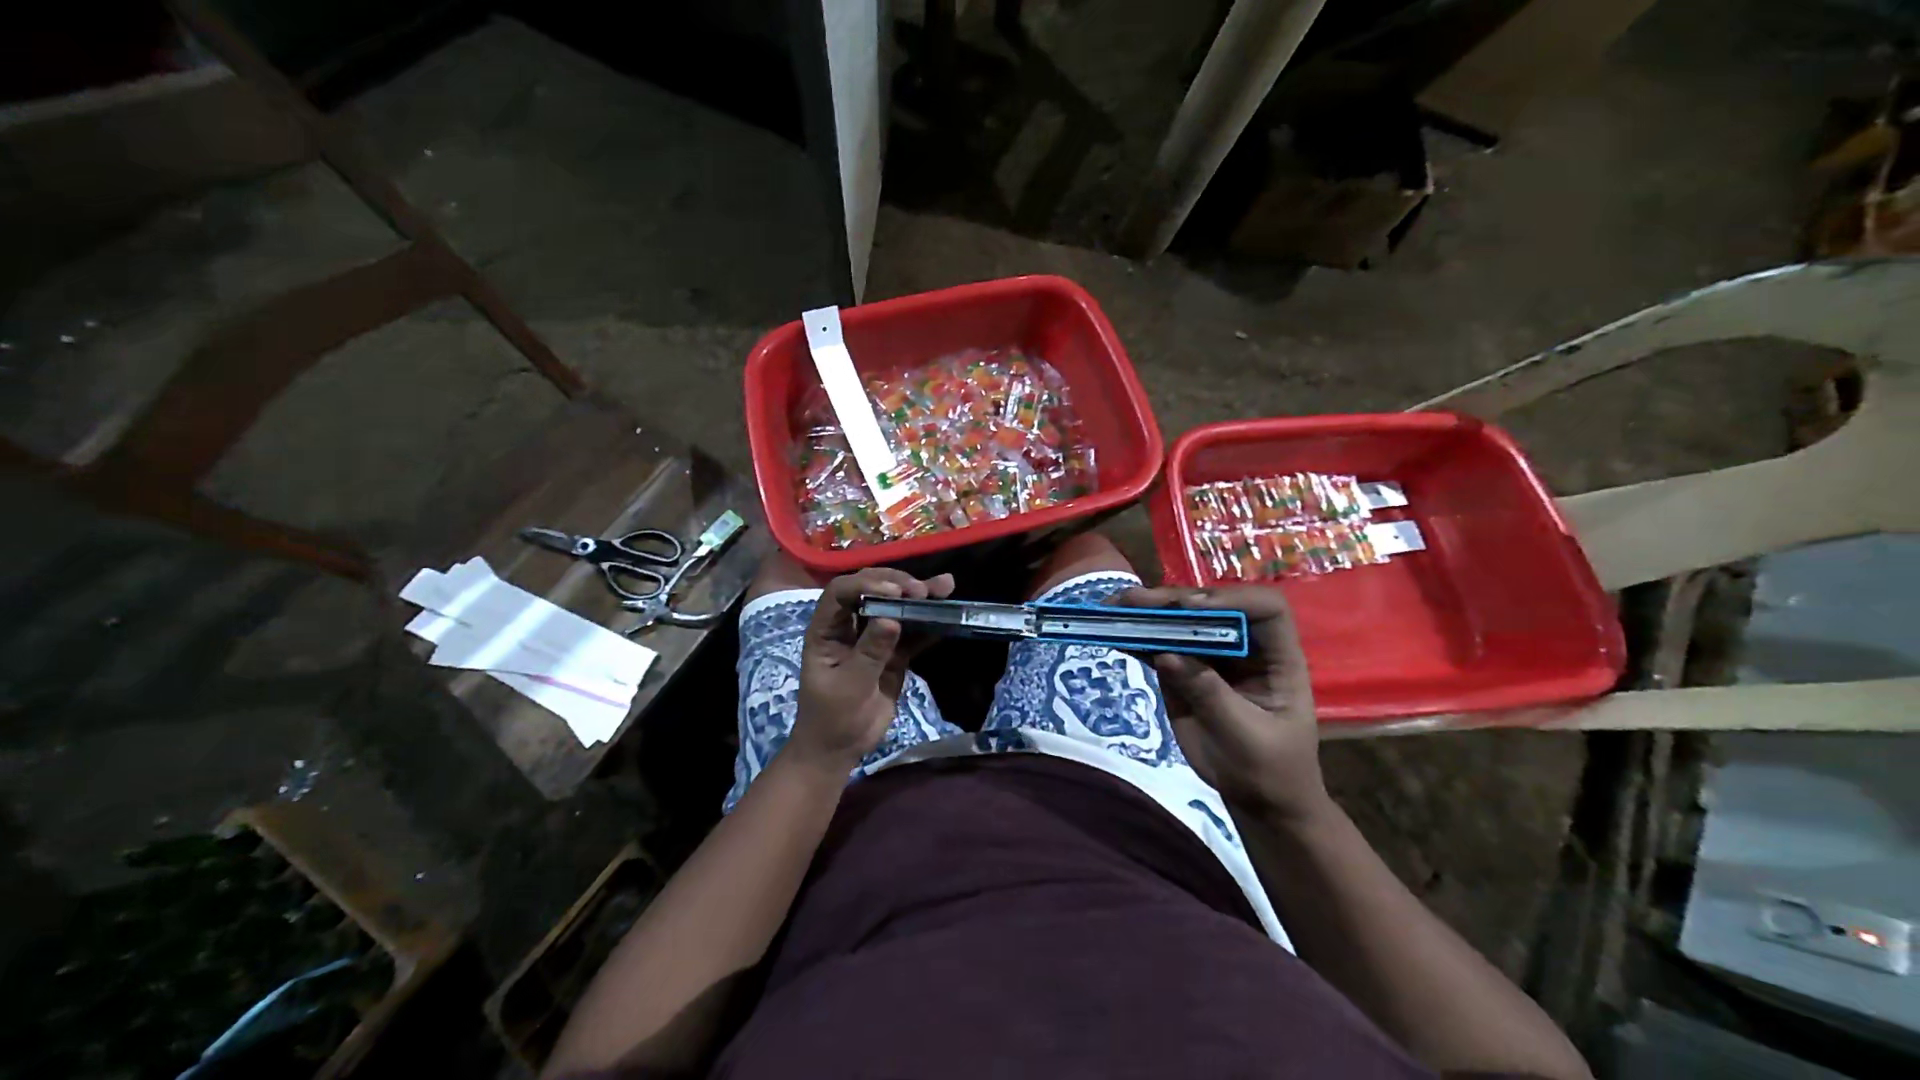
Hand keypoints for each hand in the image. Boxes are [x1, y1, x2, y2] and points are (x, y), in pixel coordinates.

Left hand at [788, 568, 953, 772]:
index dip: (867, 584)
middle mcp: (848, 626)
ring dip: (919, 597)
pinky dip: (928, 623)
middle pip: (871, 591)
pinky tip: (947, 614)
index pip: (841, 593)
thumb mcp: (849, 686)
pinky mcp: (892, 653)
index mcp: (826, 629)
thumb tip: (892, 620)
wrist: (839, 749)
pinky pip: (911, 633)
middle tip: (922, 590)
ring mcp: (872, 638)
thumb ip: (870, 652)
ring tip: (945, 586)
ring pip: (895, 608)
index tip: (895, 592)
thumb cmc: (832, 718)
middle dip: (897, 584)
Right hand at [1113, 585, 1328, 821]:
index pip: (1265, 609)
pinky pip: (1160, 646)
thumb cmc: (1268, 769)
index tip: (1195, 609)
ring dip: (1147, 612)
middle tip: (1134, 601)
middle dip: (1174, 600)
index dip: (1232, 600)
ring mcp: (1212, 657)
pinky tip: (1114, 633)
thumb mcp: (1243, 735)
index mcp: (1277, 657)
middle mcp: (1245, 646)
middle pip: (1213, 607)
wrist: (1259, 800)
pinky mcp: (1185, 671)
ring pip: (1181, 622)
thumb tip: (1166, 655)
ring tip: (1113, 607)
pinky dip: (1138, 639)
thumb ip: (1208, 693)